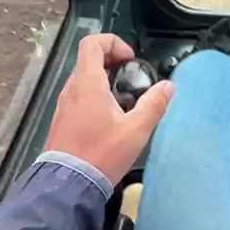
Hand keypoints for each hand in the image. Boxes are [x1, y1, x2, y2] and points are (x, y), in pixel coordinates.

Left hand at [43, 34, 173, 184]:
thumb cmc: (101, 154)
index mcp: (87, 83)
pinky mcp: (61, 121)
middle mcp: (71, 89)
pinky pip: (78, 96)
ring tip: (123, 100)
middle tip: (131, 78)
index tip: (130, 60)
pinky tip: (108, 119)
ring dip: (103, 80)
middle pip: (89, 60)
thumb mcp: (135, 131)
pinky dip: (94, 96)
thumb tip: (168, 86)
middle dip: (112, 62)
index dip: (112, 43)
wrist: (66, 186)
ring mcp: (63, 105)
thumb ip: (153, 105)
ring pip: (83, 79)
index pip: (92, 44)